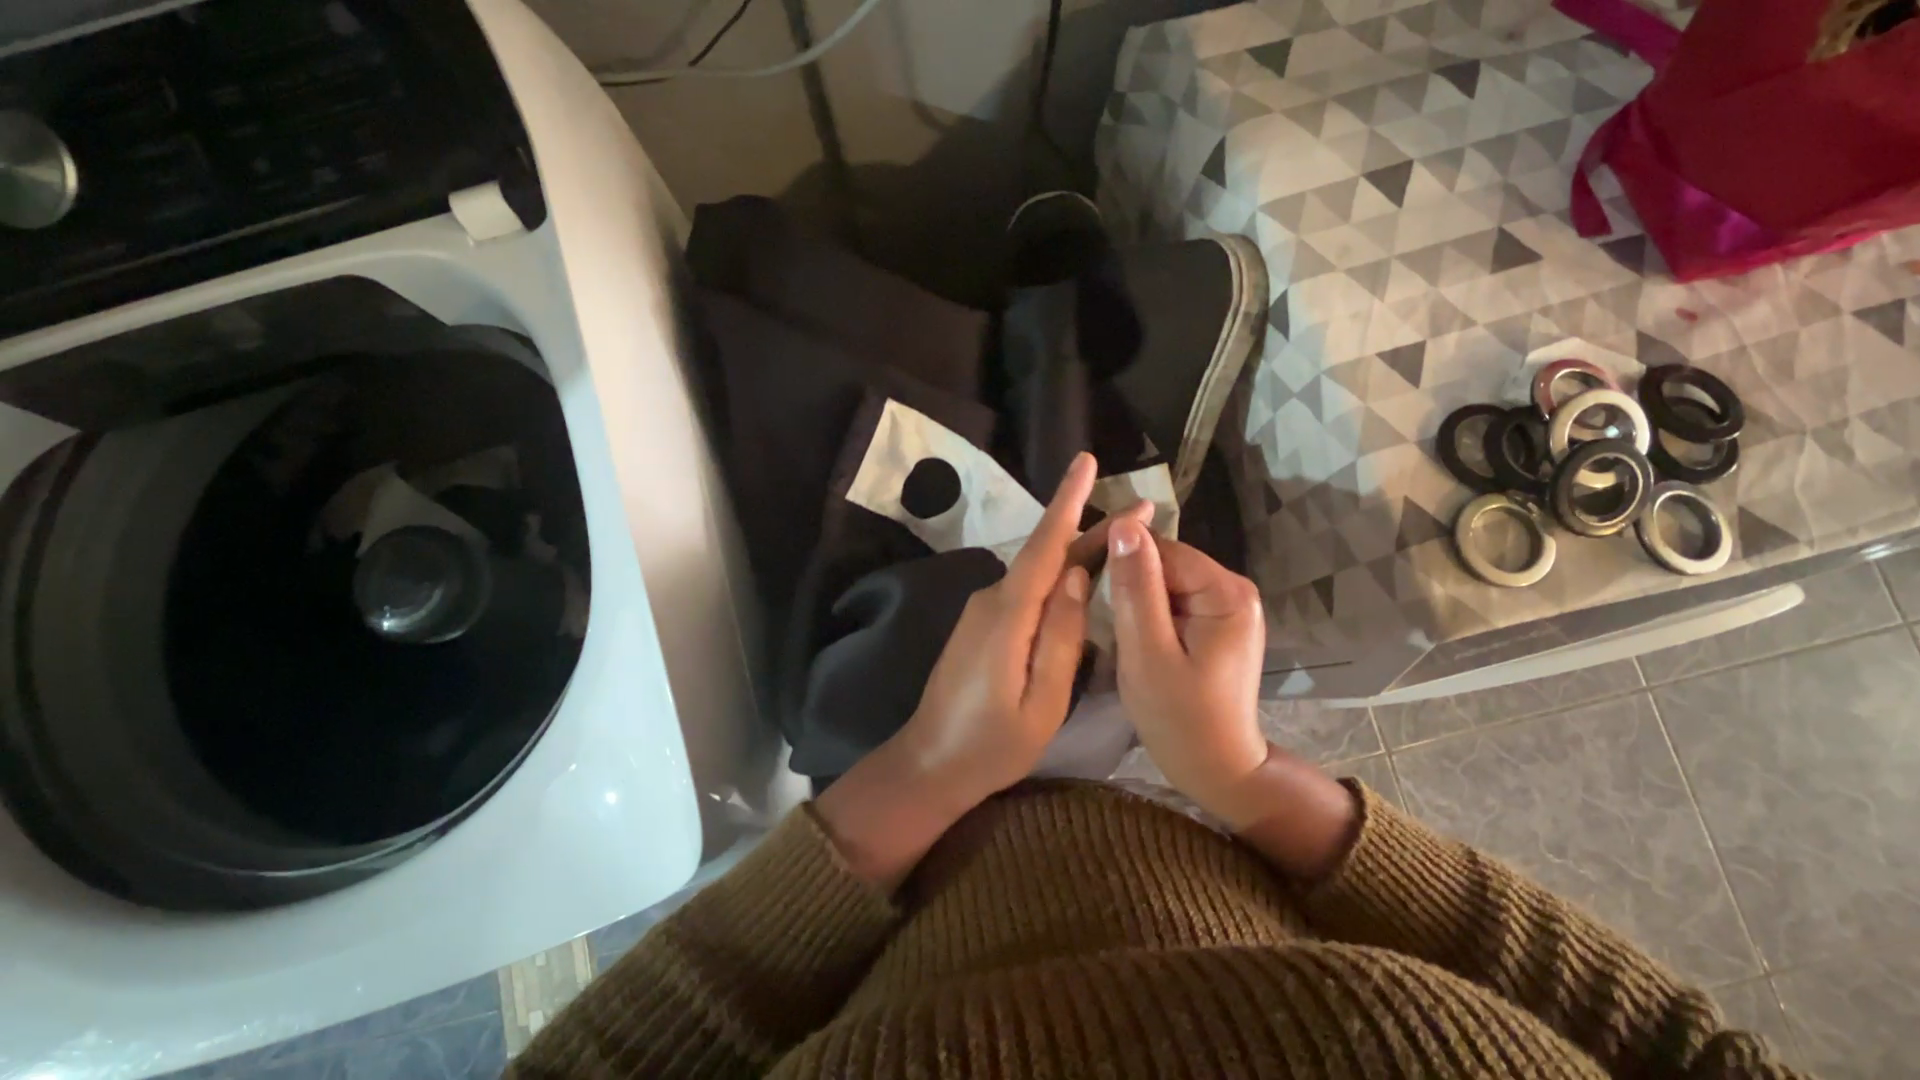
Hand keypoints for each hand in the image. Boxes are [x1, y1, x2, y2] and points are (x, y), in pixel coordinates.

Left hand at [815, 452, 1148, 888]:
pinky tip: (1084, 579)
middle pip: (1047, 555)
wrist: (931, 763)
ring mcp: (983, 613)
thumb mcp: (1043, 698)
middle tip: (1142, 509)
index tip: (1087, 460)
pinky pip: (1027, 592)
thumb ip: (1062, 635)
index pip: (1044, 546)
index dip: (1067, 500)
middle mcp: (993, 601)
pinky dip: (1059, 578)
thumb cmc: (992, 742)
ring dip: (1079, 552)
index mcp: (1009, 615)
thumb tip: (1079, 575)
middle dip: (1092, 528)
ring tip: (1126, 538)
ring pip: (1038, 572)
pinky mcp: (983, 627)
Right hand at [1104, 521, 1269, 821]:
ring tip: (1113, 630)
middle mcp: (1235, 590)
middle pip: (1166, 563)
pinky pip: (1174, 603)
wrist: (1217, 771)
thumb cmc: (1179, 719)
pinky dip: (1150, 616)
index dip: (1119, 559)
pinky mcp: (1217, 626)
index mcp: (1225, 592)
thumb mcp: (1148, 653)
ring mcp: (1228, 608)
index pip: (1161, 549)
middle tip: (1098, 616)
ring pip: (1166, 583)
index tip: (1083, 582)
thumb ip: (1135, 588)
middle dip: (1130, 582)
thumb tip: (1123, 525)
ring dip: (1137, 600)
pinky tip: (1133, 639)